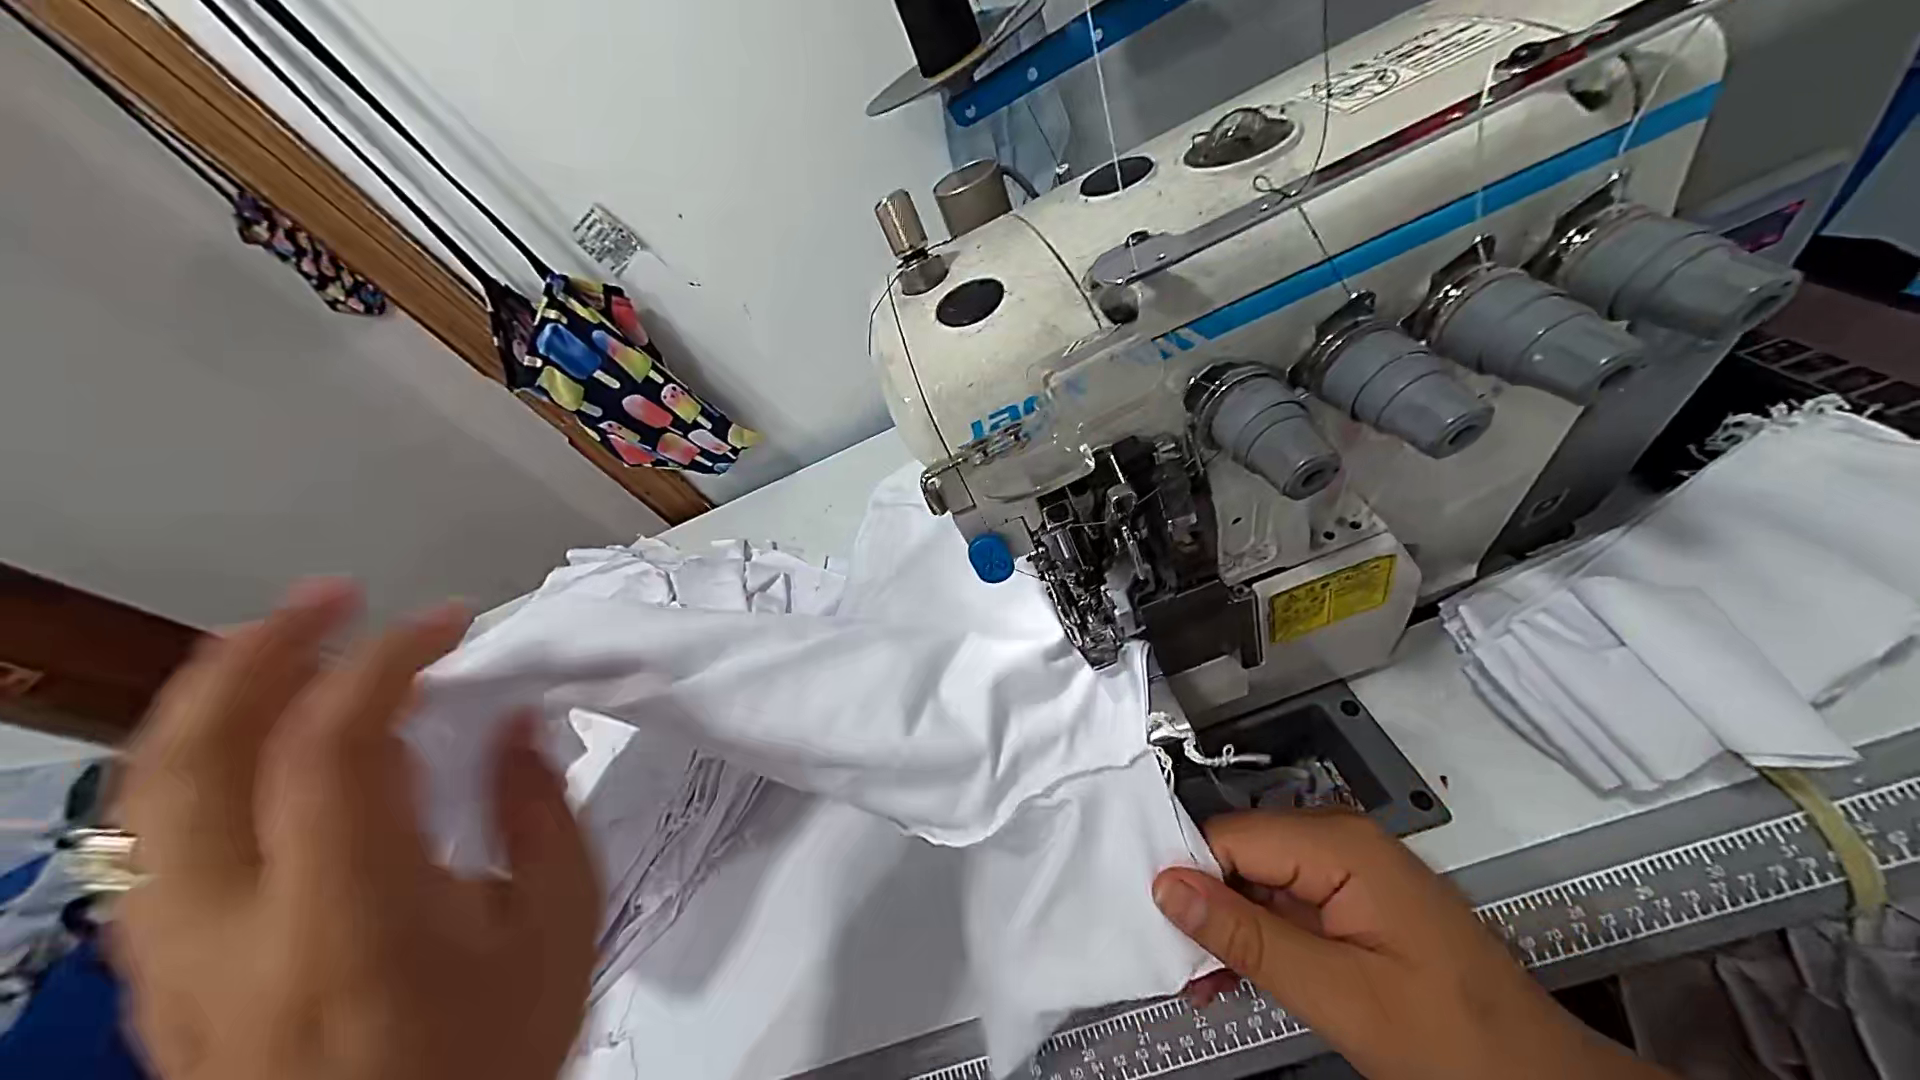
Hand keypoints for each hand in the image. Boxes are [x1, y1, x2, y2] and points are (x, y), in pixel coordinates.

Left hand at [114, 581, 599, 1079]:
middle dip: (262, 650)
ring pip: (149, 795)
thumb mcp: (559, 923)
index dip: (389, 659)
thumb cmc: (495, 1050)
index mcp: (349, 913)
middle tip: (336, 597)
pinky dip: (208, 759)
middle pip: (193, 756)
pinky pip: (161, 840)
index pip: (335, 744)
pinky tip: (267, 739)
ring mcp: (172, 959)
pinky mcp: (162, 976)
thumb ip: (538, 810)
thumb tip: (513, 721)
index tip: (449, 623)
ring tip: (292, 643)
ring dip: (219, 696)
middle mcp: (229, 930)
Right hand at [1153, 810, 1667, 1079]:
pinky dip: (1255, 935)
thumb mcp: (1340, 995)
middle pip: (1240, 853)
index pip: (1230, 837)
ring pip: (1254, 879)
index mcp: (1339, 843)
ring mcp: (1344, 866)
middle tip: (1184, 966)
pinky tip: (1237, 973)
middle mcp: (1337, 838)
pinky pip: (1281, 900)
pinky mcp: (1347, 895)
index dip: (1190, 877)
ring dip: (1226, 927)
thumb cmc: (1456, 1040)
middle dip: (1206, 906)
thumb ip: (1247, 937)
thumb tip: (1166, 886)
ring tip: (1206, 981)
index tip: (1161, 926)